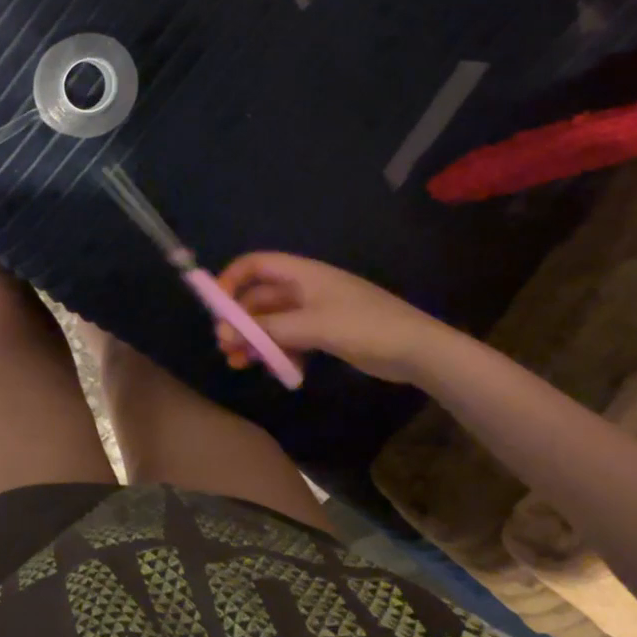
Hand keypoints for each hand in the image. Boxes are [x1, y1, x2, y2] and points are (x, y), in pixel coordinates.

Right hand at [213, 252, 453, 383]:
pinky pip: (290, 338)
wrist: (419, 351)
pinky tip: (279, 371)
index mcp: (303, 274)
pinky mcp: (325, 334)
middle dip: (239, 321)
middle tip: (226, 346)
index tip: (216, 307)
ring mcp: (315, 312)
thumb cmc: (365, 327)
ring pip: (272, 322)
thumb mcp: (312, 326)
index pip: (255, 265)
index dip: (231, 280)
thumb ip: (267, 329)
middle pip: (259, 298)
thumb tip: (227, 334)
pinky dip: (279, 352)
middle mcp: (305, 288)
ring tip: (240, 364)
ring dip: (255, 340)